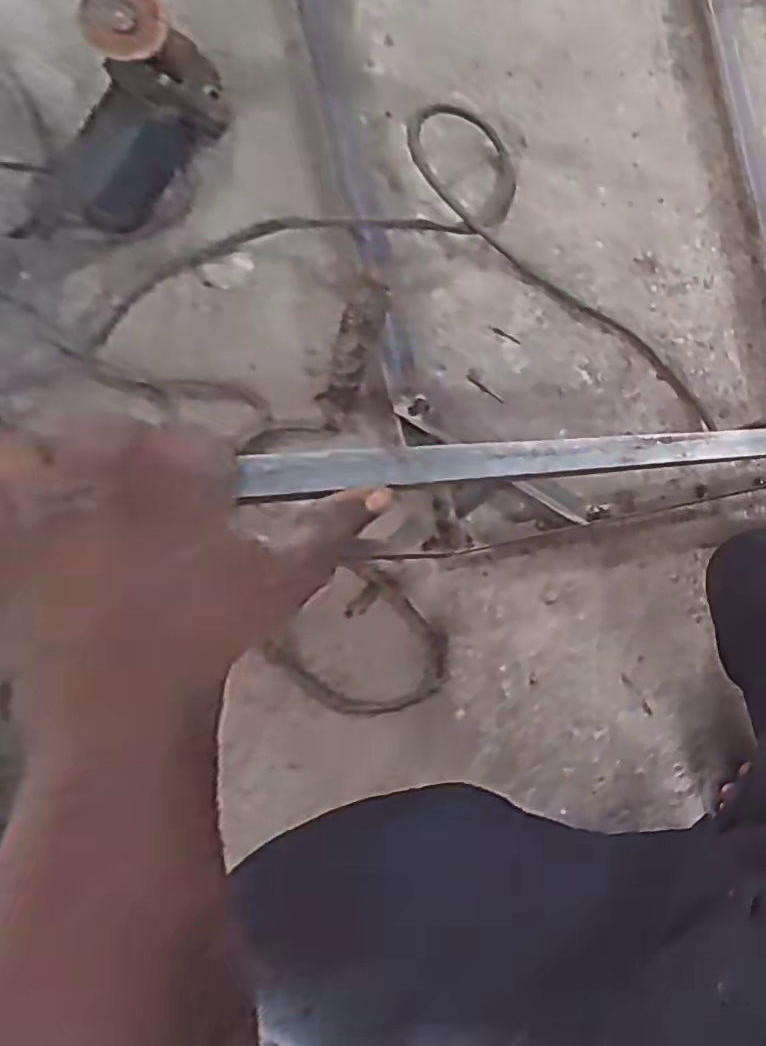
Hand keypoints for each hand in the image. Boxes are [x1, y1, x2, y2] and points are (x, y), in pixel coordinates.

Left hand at [0, 421, 389, 769]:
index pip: (193, 441)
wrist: (121, 686)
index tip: (227, 486)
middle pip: (108, 430)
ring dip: (60, 454)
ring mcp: (31, 513)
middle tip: (165, 482)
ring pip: (24, 445)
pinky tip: (52, 512)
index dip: (214, 458)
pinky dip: (21, 486)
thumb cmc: (219, 625)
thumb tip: (380, 492)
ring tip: (93, 485)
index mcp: (174, 493)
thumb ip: (331, 527)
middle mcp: (97, 488)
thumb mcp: (292, 576)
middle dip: (141, 446)